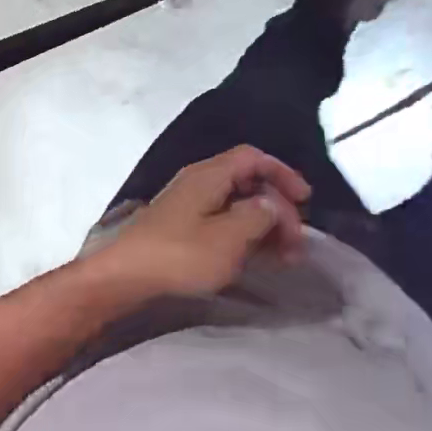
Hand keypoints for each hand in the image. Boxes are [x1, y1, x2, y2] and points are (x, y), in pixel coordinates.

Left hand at [89, 146, 311, 301]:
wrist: (125, 273)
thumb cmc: (179, 254)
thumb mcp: (228, 238)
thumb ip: (257, 216)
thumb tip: (273, 203)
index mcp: (209, 174)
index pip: (252, 157)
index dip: (282, 173)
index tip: (305, 200)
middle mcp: (199, 181)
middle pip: (248, 180)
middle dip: (278, 206)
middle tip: (296, 243)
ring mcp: (189, 202)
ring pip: (237, 202)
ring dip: (264, 224)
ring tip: (284, 256)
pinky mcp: (182, 224)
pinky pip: (223, 219)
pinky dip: (245, 233)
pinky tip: (257, 257)